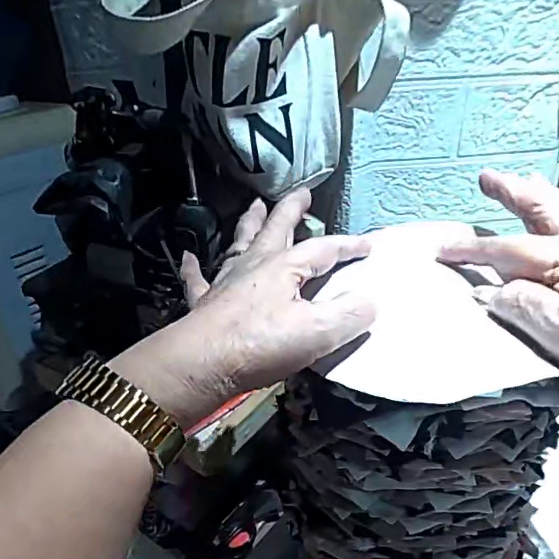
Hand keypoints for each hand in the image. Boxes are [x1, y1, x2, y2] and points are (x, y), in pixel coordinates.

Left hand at [109, 189, 373, 426]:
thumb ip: (349, 315)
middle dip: (292, 211)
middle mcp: (255, 265)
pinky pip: (197, 278)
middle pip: (276, 229)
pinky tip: (188, 257)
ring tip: (255, 207)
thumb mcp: (319, 332)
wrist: (203, 364)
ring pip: (240, 243)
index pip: (324, 249)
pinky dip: (194, 266)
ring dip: (250, 224)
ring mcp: (226, 281)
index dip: (349, 245)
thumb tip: (370, 301)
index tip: (368, 244)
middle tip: (302, 194)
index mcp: (285, 267)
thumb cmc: (262, 344)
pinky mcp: (205, 302)